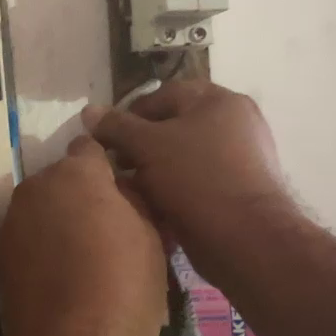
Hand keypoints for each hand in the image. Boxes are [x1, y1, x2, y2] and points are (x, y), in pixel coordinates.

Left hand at [0, 136, 167, 335]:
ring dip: (62, 219)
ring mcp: (13, 219)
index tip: (125, 189)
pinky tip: (64, 276)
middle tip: (112, 227)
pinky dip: (44, 245)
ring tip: (88, 257)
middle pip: (64, 178)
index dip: (110, 166)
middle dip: (84, 194)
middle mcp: (37, 186)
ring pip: (45, 206)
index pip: (92, 147)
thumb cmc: (124, 289)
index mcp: (77, 174)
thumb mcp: (152, 239)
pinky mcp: (0, 252)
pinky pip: (30, 235)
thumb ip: (137, 201)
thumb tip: (128, 188)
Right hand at [81, 80, 302, 281]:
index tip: (106, 140)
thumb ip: (116, 127)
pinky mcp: (240, 190)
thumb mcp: (147, 146)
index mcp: (219, 100)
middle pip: (174, 126)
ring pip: (184, 157)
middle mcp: (235, 122)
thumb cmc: (196, 179)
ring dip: (156, 170)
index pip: (162, 95)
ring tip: (132, 188)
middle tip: (117, 166)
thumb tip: (89, 111)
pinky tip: (155, 206)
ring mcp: (241, 158)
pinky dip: (176, 189)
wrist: (246, 240)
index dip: (129, 115)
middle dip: (141, 146)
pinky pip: (198, 181)